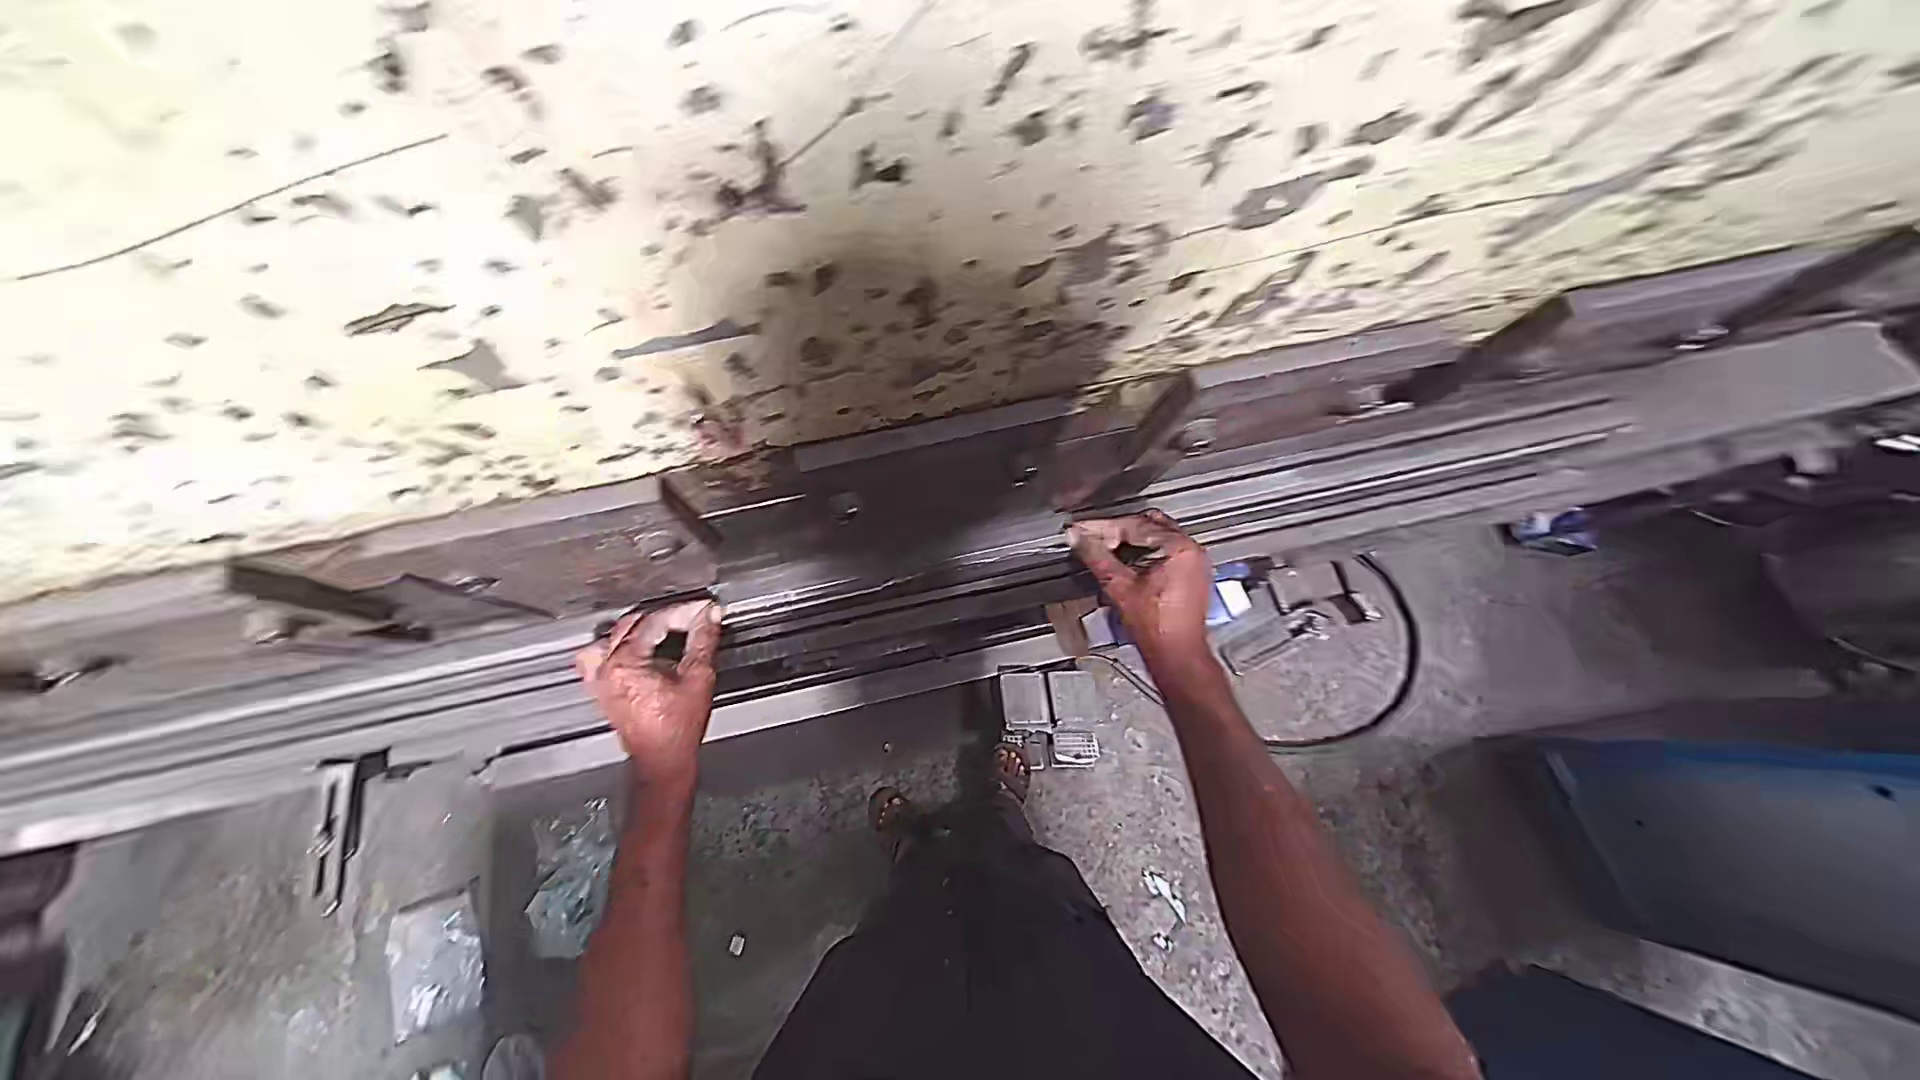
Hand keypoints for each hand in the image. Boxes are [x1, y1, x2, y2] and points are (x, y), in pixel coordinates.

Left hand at [575, 599, 723, 786]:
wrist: (662, 758)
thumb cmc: (676, 728)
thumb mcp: (699, 677)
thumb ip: (703, 640)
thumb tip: (708, 616)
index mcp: (627, 663)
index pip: (655, 621)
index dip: (683, 611)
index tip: (702, 609)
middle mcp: (606, 668)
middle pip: (632, 623)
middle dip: (665, 616)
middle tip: (691, 616)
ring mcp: (600, 679)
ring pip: (612, 635)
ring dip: (639, 627)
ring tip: (663, 627)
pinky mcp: (601, 689)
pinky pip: (597, 656)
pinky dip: (615, 645)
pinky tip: (633, 648)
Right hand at [1067, 510, 1212, 663]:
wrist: (1176, 655)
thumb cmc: (1158, 629)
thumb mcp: (1119, 587)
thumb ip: (1096, 557)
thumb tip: (1079, 538)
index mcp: (1179, 548)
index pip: (1134, 525)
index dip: (1102, 527)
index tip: (1082, 529)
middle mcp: (1191, 551)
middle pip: (1146, 525)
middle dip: (1116, 531)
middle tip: (1092, 537)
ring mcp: (1194, 562)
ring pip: (1155, 536)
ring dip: (1129, 541)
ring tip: (1105, 550)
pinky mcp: (1190, 574)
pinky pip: (1164, 551)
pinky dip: (1143, 552)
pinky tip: (1124, 563)